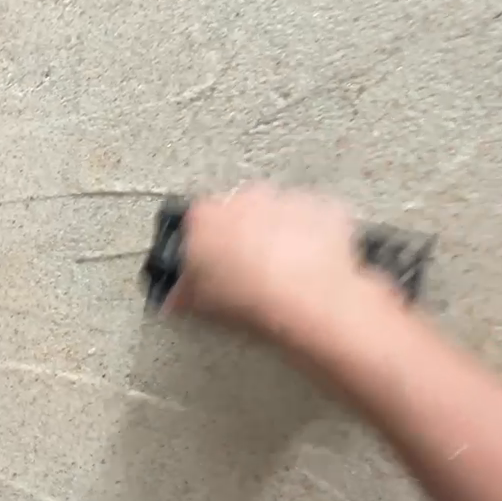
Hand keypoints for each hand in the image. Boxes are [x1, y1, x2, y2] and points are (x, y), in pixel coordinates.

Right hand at [165, 183, 394, 345]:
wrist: (307, 300)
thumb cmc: (249, 296)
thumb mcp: (199, 302)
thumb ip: (183, 291)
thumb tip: (178, 296)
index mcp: (204, 217)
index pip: (193, 219)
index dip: (200, 241)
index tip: (206, 259)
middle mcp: (243, 198)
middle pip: (236, 209)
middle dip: (239, 231)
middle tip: (243, 264)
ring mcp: (285, 199)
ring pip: (276, 211)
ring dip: (275, 231)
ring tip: (279, 266)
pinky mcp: (324, 208)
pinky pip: (313, 217)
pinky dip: (310, 234)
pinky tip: (308, 261)